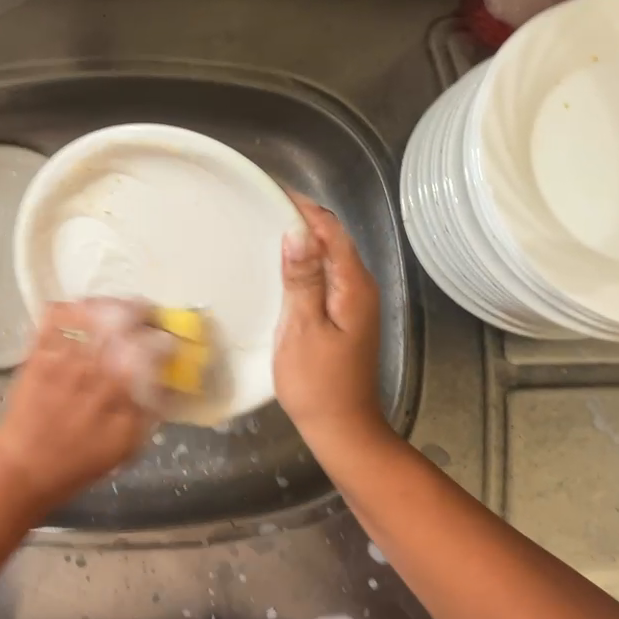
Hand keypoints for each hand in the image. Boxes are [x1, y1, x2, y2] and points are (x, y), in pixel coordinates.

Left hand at [0, 300, 167, 507]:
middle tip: (146, 315)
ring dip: (110, 305)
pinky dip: (72, 307)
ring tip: (117, 309)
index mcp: (123, 394)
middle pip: (124, 323)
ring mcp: (64, 358)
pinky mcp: (39, 351)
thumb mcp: (128, 444)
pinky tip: (83, 311)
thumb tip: (168, 381)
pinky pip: (56, 316)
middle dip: (141, 312)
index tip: (167, 341)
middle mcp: (96, 371)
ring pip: (92, 313)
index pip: (154, 352)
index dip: (165, 341)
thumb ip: (150, 410)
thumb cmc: (81, 461)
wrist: (27, 465)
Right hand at [275, 193, 383, 440]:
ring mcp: (355, 302)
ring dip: (301, 239)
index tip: (268, 191)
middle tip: (258, 206)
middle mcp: (360, 287)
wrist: (341, 428)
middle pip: (333, 239)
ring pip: (329, 256)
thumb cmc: (317, 383)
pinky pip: (325, 275)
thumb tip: (297, 232)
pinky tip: (280, 266)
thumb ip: (302, 280)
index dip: (303, 207)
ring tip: (263, 227)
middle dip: (300, 218)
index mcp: (353, 286)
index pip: (331, 230)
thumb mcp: (302, 329)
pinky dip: (304, 263)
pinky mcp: (345, 315)